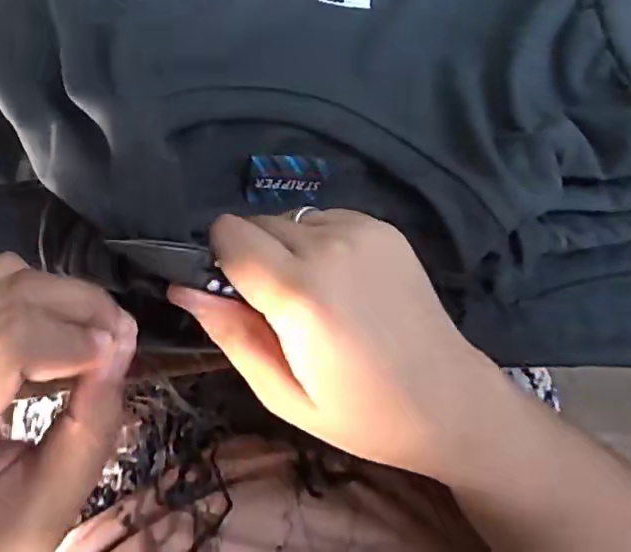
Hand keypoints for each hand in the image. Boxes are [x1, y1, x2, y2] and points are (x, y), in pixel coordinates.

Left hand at [0, 254, 136, 551]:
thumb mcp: (41, 513)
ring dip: (54, 292)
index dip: (75, 336)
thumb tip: (121, 343)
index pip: (7, 344)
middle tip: (120, 331)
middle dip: (77, 303)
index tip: (120, 351)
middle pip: (7, 296)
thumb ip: (90, 428)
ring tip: (86, 330)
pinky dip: (24, 289)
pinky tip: (45, 324)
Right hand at [169, 210, 520, 484]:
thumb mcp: (283, 393)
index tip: (234, 292)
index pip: (228, 232)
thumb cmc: (361, 412)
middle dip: (252, 255)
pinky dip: (318, 242)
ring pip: (287, 218)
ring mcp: (360, 228)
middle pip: (255, 221)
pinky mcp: (381, 224)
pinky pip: (322, 218)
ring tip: (316, 294)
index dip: (219, 258)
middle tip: (279, 306)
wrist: (450, 399)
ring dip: (285, 248)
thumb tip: (180, 286)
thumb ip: (230, 332)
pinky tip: (344, 281)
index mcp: (301, 293)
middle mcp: (328, 245)